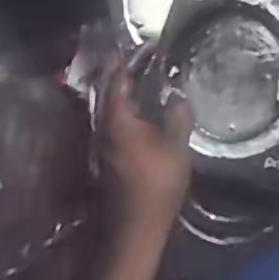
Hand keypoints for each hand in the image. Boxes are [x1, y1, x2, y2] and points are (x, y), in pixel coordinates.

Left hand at [98, 53, 192, 246]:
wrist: (134, 233)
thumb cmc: (156, 186)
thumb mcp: (176, 148)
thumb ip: (177, 117)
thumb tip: (176, 96)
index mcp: (117, 119)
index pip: (117, 78)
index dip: (129, 60)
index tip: (145, 46)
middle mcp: (103, 126)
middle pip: (106, 90)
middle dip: (120, 71)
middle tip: (139, 56)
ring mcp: (101, 143)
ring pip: (107, 106)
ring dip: (120, 89)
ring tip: (140, 77)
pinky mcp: (106, 157)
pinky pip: (111, 120)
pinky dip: (122, 107)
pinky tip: (139, 111)